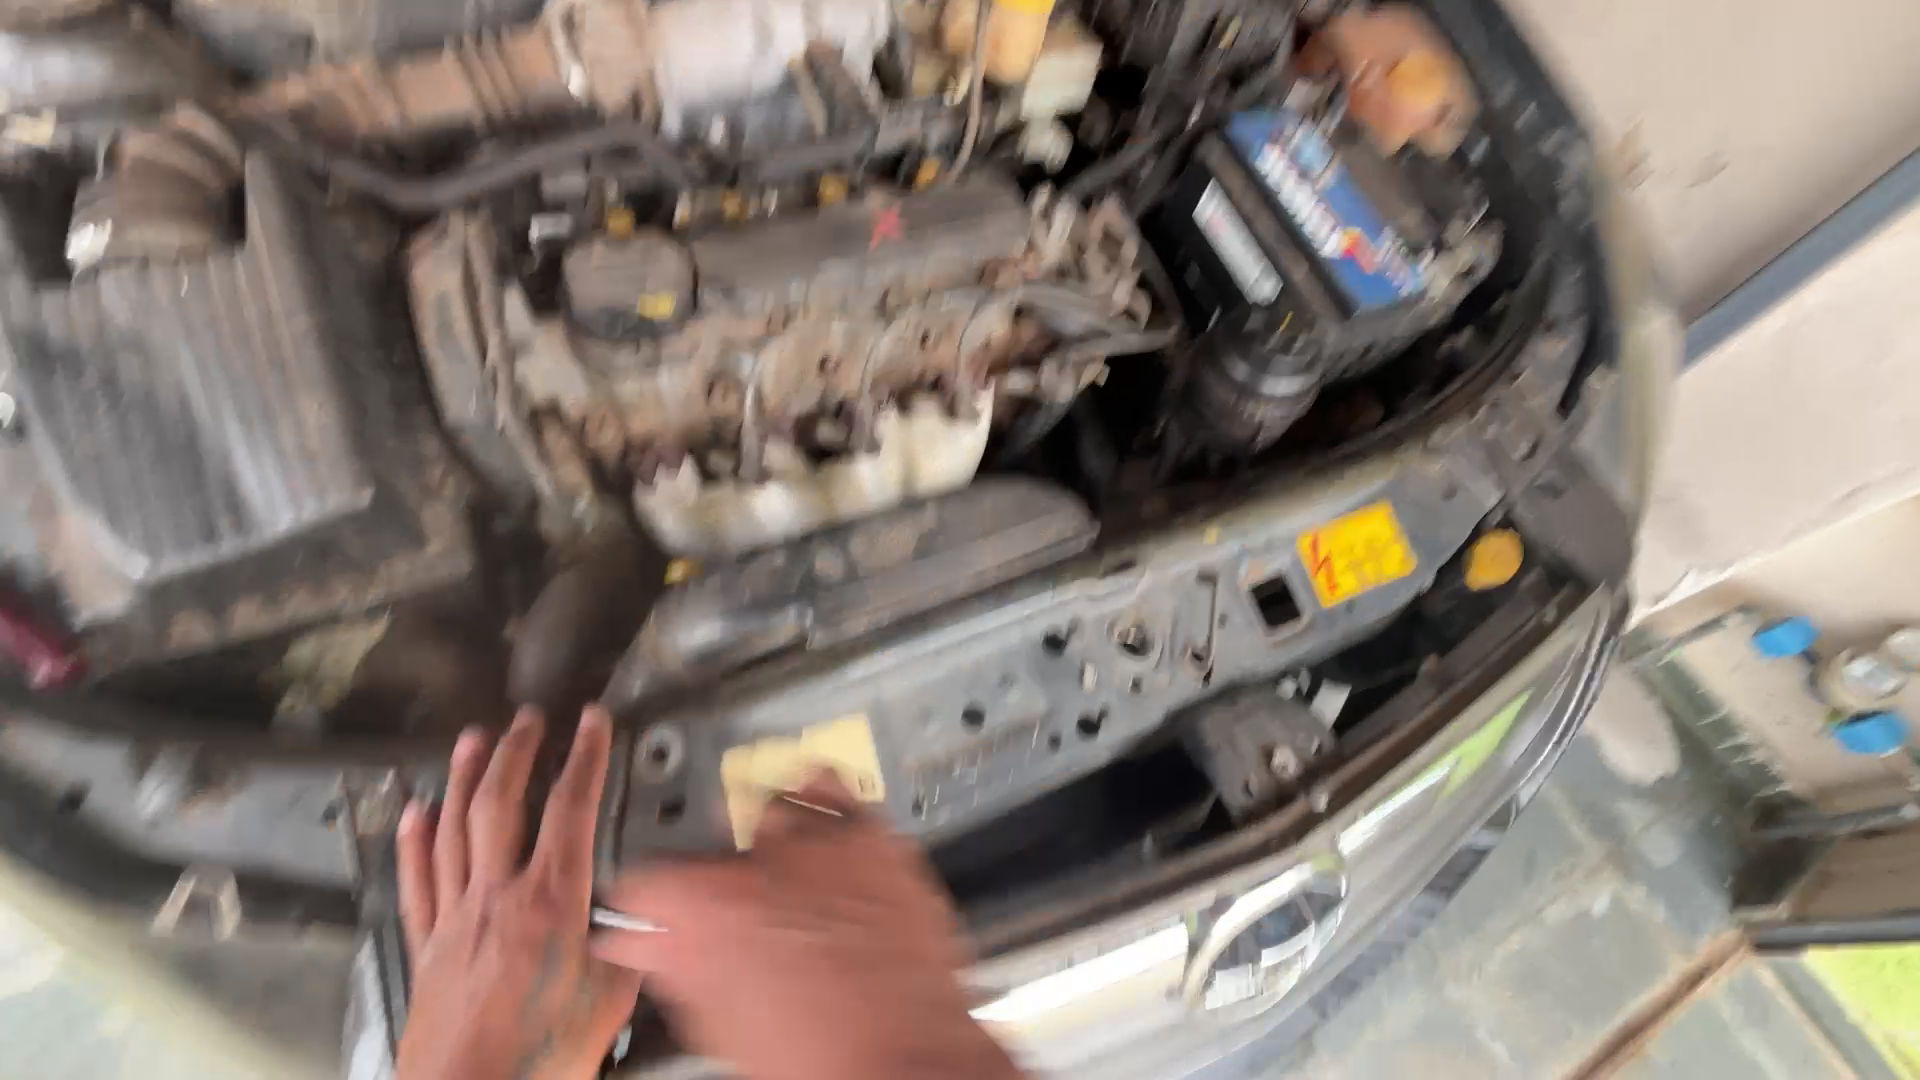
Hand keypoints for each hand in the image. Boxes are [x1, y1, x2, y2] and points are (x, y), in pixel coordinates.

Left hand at [395, 706, 640, 1079]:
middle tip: (530, 717)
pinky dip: (415, 841)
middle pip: (501, 804)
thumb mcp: (616, 994)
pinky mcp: (426, 947)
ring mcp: (454, 919)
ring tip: (475, 738)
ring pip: (454, 830)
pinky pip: (417, 881)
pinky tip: (417, 810)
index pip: (572, 807)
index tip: (594, 720)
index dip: (587, 756)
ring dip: (466, 777)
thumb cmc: (547, 1056)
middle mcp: (497, 897)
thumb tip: (649, 909)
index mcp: (551, 900)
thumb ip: (633, 939)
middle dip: (518, 752)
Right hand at [591, 773, 1024, 1079]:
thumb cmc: (821, 1052)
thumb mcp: (723, 1022)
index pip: (647, 878)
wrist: (907, 1053)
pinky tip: (822, 836)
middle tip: (742, 914)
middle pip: (718, 840)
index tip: (652, 912)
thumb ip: (680, 964)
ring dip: (775, 842)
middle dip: (722, 876)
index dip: (646, 902)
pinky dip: (821, 806)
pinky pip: (833, 788)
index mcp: (716, 906)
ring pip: (776, 809)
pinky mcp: (873, 832)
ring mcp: (825, 839)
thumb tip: (648, 939)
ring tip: (793, 882)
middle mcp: (768, 857)